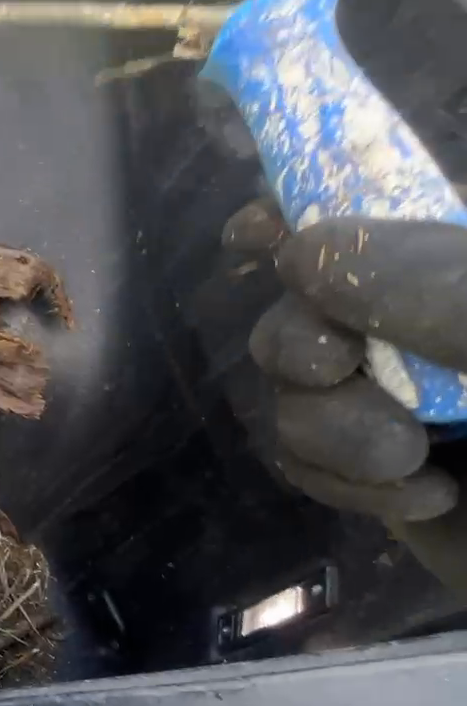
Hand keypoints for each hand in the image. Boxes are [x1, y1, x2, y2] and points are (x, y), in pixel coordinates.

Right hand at [228, 205, 466, 521]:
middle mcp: (454, 330)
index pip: (408, 210)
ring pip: (295, 389)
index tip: (258, 232)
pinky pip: (303, 458)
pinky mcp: (390, 472)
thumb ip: (449, 288)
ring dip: (327, 428)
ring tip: (408, 465)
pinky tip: (419, 498)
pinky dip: (339, 480)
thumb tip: (301, 243)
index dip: (321, 206)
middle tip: (333, 370)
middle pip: (313, 304)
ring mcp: (422, 403)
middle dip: (302, 343)